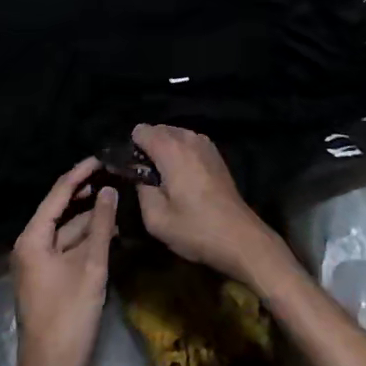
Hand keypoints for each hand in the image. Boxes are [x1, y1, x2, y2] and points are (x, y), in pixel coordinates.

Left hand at [12, 158, 116, 365]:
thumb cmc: (68, 314)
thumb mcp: (91, 265)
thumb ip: (101, 224)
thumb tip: (110, 188)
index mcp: (32, 238)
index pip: (58, 192)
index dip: (81, 172)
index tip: (105, 156)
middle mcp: (31, 245)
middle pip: (61, 208)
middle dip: (88, 191)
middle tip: (118, 173)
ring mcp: (39, 262)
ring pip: (68, 227)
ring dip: (92, 215)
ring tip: (122, 197)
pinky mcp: (50, 276)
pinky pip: (70, 245)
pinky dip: (90, 235)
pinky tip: (113, 227)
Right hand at [131, 124, 294, 286]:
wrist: (237, 235)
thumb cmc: (194, 228)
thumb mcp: (156, 218)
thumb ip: (141, 189)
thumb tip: (138, 175)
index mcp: (172, 149)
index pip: (142, 131)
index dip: (131, 146)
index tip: (127, 168)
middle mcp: (189, 138)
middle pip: (160, 130)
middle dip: (147, 147)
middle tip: (141, 177)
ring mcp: (206, 144)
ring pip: (176, 135)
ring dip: (164, 150)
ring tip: (160, 179)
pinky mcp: (215, 154)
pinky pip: (189, 143)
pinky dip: (179, 153)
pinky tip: (179, 178)